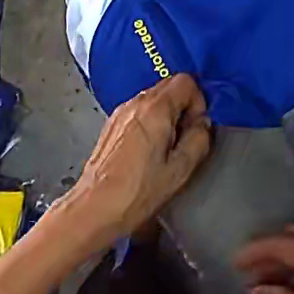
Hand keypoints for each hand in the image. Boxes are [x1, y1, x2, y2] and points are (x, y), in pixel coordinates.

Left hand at [56, 74, 210, 250]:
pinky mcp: (110, 126)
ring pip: (154, 98)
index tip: (195, 127)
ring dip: (166, 115)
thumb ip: (200, 138)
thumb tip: (202, 125)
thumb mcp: (181, 168)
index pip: (187, 82)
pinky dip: (150, 122)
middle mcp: (136, 103)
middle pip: (170, 86)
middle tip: (183, 136)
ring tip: (165, 147)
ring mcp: (120, 113)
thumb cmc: (136, 192)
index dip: (198, 102)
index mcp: (156, 108)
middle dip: (183, 106)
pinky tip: (147, 151)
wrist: (91, 211)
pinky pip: (139, 111)